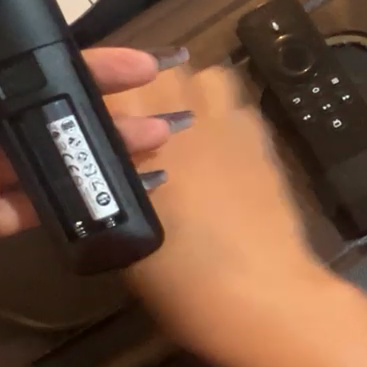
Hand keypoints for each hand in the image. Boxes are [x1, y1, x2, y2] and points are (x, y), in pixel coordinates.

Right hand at [117, 64, 332, 358]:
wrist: (263, 296)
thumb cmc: (185, 282)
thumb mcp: (128, 238)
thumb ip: (116, 189)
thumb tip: (113, 169)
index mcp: (142, 146)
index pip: (112, 87)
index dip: (105, 96)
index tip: (101, 120)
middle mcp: (185, 123)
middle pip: (161, 70)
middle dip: (149, 89)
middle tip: (144, 126)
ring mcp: (231, 128)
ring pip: (207, 77)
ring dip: (194, 93)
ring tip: (187, 130)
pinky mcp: (264, 144)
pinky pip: (241, 107)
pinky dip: (228, 116)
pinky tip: (223, 151)